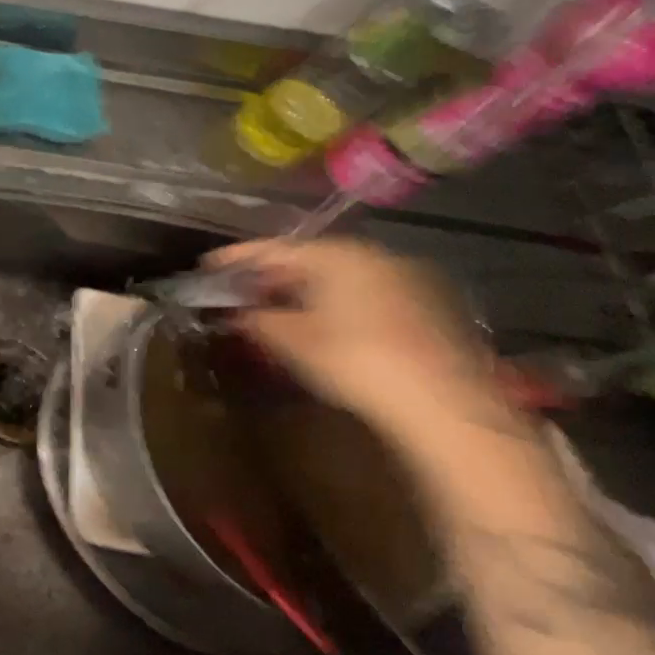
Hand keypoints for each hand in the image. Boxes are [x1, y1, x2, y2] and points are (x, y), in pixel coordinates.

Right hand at [205, 238, 498, 435]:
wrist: (447, 406)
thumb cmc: (356, 360)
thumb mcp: (290, 340)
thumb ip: (255, 320)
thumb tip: (234, 313)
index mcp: (336, 253)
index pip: (273, 248)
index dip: (236, 258)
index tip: (206, 267)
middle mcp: (373, 256)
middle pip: (308, 260)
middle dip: (271, 277)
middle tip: (239, 293)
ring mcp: (407, 281)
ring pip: (339, 279)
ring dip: (304, 292)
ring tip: (275, 311)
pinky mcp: (430, 309)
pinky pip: (366, 296)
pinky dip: (336, 305)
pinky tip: (322, 327)